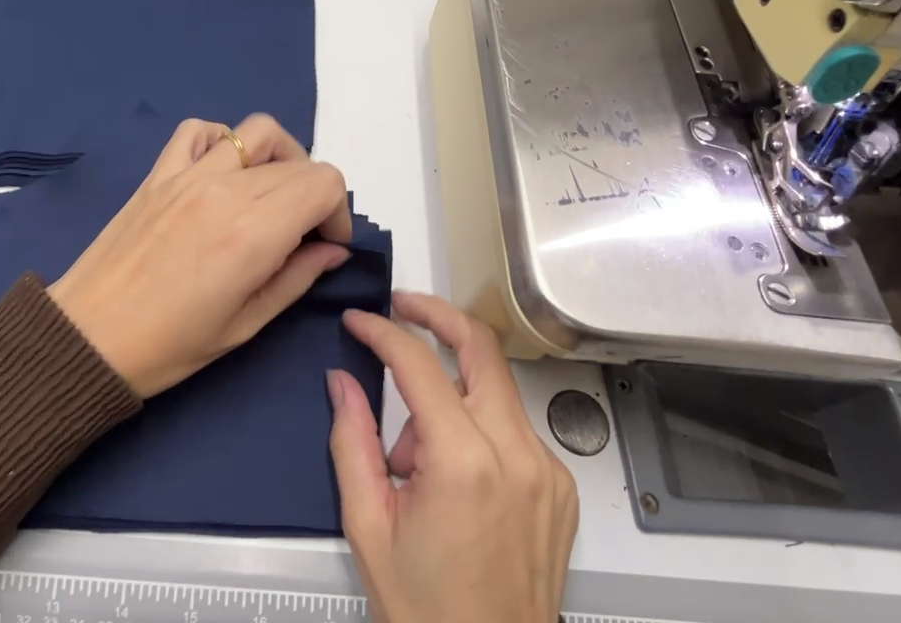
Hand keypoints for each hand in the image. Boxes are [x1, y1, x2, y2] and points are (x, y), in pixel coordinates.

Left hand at [48, 115, 352, 397]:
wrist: (87, 338)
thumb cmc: (170, 345)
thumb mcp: (246, 325)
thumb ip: (297, 278)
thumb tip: (333, 250)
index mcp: (254, 232)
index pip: (325, 184)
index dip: (338, 213)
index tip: (326, 245)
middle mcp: (227, 189)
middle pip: (298, 162)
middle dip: (314, 196)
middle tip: (300, 235)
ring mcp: (189, 174)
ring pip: (257, 132)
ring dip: (280, 157)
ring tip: (271, 194)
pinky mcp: (159, 172)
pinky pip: (200, 131)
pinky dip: (223, 140)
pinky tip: (223, 173)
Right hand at [328, 292, 577, 622]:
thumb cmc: (427, 612)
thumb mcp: (367, 524)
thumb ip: (350, 439)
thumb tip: (341, 383)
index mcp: (463, 463)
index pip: (420, 364)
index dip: (383, 332)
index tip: (360, 322)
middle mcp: (517, 456)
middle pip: (482, 347)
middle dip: (437, 315)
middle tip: (402, 308)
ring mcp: (546, 470)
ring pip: (494, 388)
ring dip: (450, 393)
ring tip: (414, 459)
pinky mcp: (559, 486)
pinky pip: (512, 426)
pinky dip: (477, 427)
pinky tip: (451, 477)